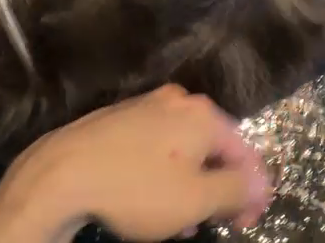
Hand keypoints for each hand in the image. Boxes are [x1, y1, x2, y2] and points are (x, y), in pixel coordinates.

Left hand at [0, 85, 273, 242]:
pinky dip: (166, 173)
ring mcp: (148, 105)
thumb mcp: (196, 200)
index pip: (245, 152)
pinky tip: (153, 200)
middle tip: (212, 222)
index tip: (244, 224)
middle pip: (215, 146)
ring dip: (191, 185)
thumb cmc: (138, 188)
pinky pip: (159, 145)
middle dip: (218, 188)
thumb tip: (260, 183)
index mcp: (203, 114)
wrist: (63, 172)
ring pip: (185, 148)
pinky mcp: (123, 117)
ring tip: (180, 221)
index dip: (252, 192)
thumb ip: (236, 190)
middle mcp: (179, 100)